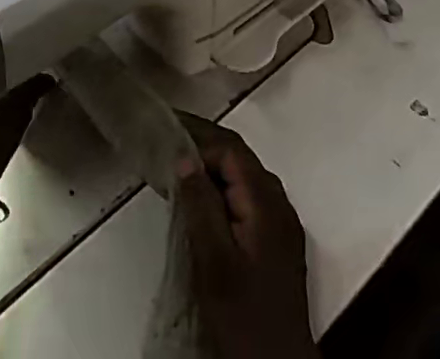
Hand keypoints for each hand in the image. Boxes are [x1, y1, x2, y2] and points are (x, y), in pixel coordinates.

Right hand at [173, 113, 316, 358]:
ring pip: (241, 174)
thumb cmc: (241, 311)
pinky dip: (216, 182)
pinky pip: (242, 194)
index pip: (231, 150)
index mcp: (267, 205)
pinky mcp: (271, 241)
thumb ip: (200, 203)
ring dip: (207, 160)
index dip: (196, 134)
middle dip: (200, 140)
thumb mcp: (212, 256)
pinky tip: (193, 192)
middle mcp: (279, 207)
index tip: (160, 128)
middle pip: (238, 157)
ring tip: (169, 158)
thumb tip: (184, 158)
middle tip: (160, 134)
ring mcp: (278, 225)